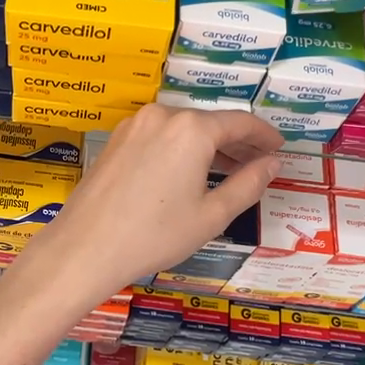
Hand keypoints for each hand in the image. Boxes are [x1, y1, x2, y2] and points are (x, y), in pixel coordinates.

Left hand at [25, 106, 284, 297]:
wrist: (85, 248)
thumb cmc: (154, 235)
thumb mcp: (212, 215)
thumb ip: (249, 184)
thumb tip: (272, 163)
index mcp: (191, 129)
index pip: (240, 122)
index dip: (264, 135)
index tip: (279, 148)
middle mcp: (162, 115)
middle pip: (210, 123)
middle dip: (236, 142)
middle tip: (258, 163)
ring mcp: (134, 126)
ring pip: (182, 129)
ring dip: (207, 146)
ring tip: (228, 171)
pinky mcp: (115, 141)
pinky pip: (158, 137)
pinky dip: (179, 149)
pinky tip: (188, 174)